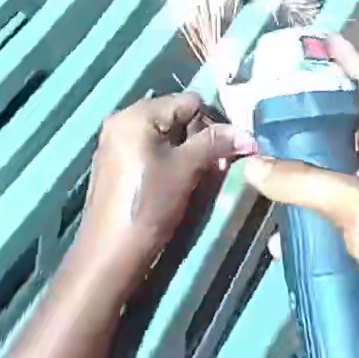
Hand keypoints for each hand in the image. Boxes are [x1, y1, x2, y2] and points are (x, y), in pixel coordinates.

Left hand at [74, 92, 255, 288]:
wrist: (110, 256)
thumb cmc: (149, 205)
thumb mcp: (187, 168)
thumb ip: (216, 143)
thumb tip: (248, 133)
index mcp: (137, 114)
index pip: (189, 101)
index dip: (214, 122)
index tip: (228, 149)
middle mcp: (122, 120)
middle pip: (177, 115)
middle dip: (201, 137)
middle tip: (217, 165)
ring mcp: (116, 142)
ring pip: (167, 134)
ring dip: (189, 150)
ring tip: (200, 176)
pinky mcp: (116, 164)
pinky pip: (151, 148)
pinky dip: (170, 159)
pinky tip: (178, 181)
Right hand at [242, 35, 358, 357]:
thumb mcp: (356, 206)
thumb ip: (303, 184)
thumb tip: (252, 166)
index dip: (349, 60)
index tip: (323, 38)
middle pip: (342, 131)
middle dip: (309, 116)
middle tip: (268, 107)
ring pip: (328, 178)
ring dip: (299, 173)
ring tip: (261, 166)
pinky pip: (325, 225)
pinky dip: (301, 226)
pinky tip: (277, 238)